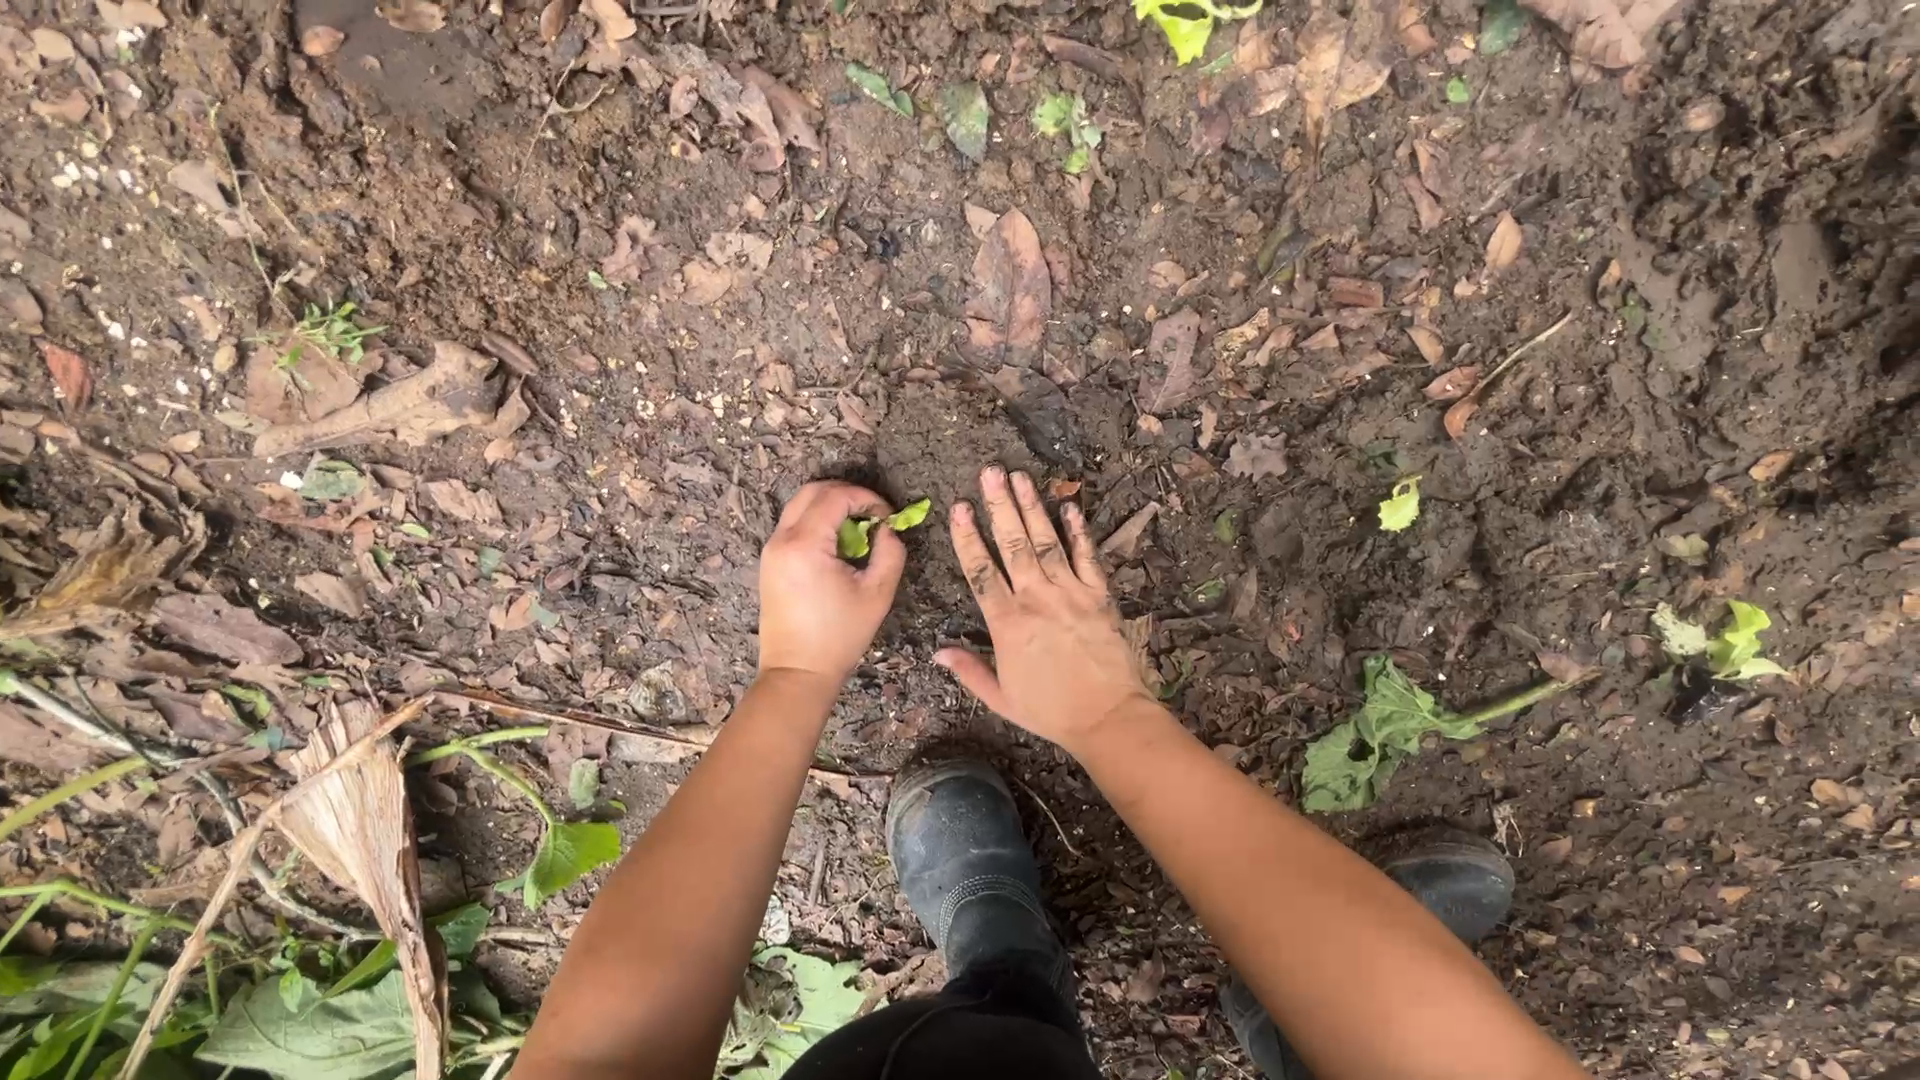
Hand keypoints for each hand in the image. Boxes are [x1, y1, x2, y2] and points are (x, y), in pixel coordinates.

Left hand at [757, 480, 905, 684]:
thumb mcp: (878, 594)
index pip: (836, 497)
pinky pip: (793, 525)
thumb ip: (890, 553)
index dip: (867, 498)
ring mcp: (771, 550)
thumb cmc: (839, 636)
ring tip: (858, 531)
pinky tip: (838, 547)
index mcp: (805, 544)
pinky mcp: (769, 562)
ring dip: (831, 507)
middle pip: (812, 491)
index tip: (888, 516)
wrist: (797, 671)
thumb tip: (888, 529)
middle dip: (847, 494)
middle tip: (873, 514)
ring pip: (800, 505)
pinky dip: (817, 523)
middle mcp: (781, 540)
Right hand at [935, 466, 1159, 752]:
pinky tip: (1069, 506)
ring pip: (1046, 542)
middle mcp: (1037, 600)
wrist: (1108, 717)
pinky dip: (1078, 531)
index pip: (981, 572)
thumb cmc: (1051, 711)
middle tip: (990, 472)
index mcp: (1008, 624)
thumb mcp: (1001, 698)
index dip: (968, 538)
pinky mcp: (1099, 596)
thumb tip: (937, 651)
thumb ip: (969, 670)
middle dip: (1000, 505)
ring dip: (1032, 507)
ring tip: (1021, 477)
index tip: (960, 508)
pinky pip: (1087, 557)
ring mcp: (1071, 594)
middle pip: (1013, 544)